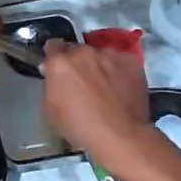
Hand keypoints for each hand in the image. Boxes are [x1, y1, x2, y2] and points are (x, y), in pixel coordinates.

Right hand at [41, 40, 150, 160]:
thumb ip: (50, 86)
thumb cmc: (79, 126)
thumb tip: (54, 77)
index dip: (54, 58)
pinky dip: (117, 70)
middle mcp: (84, 52)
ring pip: (99, 55)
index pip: (52, 46)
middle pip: (77, 50)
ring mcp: (109, 54)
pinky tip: (119, 86)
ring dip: (98, 65)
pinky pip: (119, 61)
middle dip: (76, 63)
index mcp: (60, 62)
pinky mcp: (131, 61)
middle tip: (81, 82)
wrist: (119, 135)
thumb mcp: (50, 109)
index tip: (57, 69)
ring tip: (104, 86)